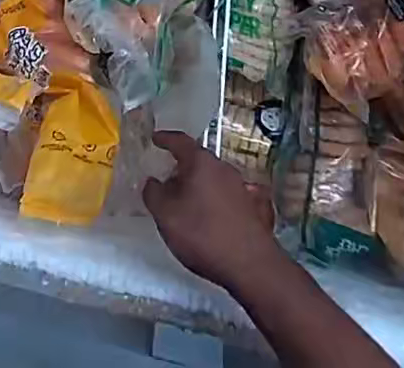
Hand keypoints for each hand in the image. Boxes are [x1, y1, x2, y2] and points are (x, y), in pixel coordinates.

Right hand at [143, 131, 284, 287]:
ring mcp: (240, 186)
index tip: (155, 138)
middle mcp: (222, 167)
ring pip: (212, 178)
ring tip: (184, 202)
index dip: (165, 139)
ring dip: (197, 185)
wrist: (251, 265)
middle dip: (181, 168)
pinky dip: (211, 199)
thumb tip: (152, 182)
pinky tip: (206, 217)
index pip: (180, 141)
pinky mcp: (251, 207)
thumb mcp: (165, 215)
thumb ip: (153, 193)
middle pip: (197, 160)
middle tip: (166, 179)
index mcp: (201, 162)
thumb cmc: (202, 233)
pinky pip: (224, 195)